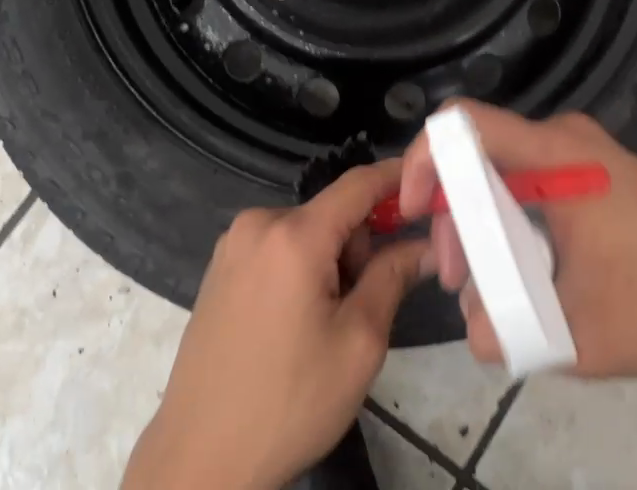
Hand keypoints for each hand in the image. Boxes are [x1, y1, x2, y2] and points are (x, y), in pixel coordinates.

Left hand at [124, 160, 431, 489]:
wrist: (202, 456)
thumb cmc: (289, 401)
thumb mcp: (359, 342)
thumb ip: (393, 277)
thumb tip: (426, 243)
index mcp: (293, 236)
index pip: (358, 184)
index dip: (399, 179)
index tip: (433, 186)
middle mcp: (256, 226)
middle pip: (332, 215)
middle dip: (358, 249)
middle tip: (358, 312)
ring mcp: (231, 247)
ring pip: (306, 235)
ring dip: (329, 265)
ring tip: (322, 329)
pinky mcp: (219, 271)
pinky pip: (277, 252)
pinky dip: (299, 272)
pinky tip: (293, 326)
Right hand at [398, 101, 636, 379]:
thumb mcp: (574, 336)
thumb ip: (502, 332)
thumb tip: (470, 326)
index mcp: (559, 158)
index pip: (462, 125)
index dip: (421, 159)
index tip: (409, 212)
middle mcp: (568, 140)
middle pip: (478, 156)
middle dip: (453, 217)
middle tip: (457, 282)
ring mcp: (586, 154)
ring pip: (503, 172)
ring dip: (482, 225)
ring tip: (489, 290)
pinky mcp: (599, 174)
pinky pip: (531, 180)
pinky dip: (511, 220)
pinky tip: (522, 272)